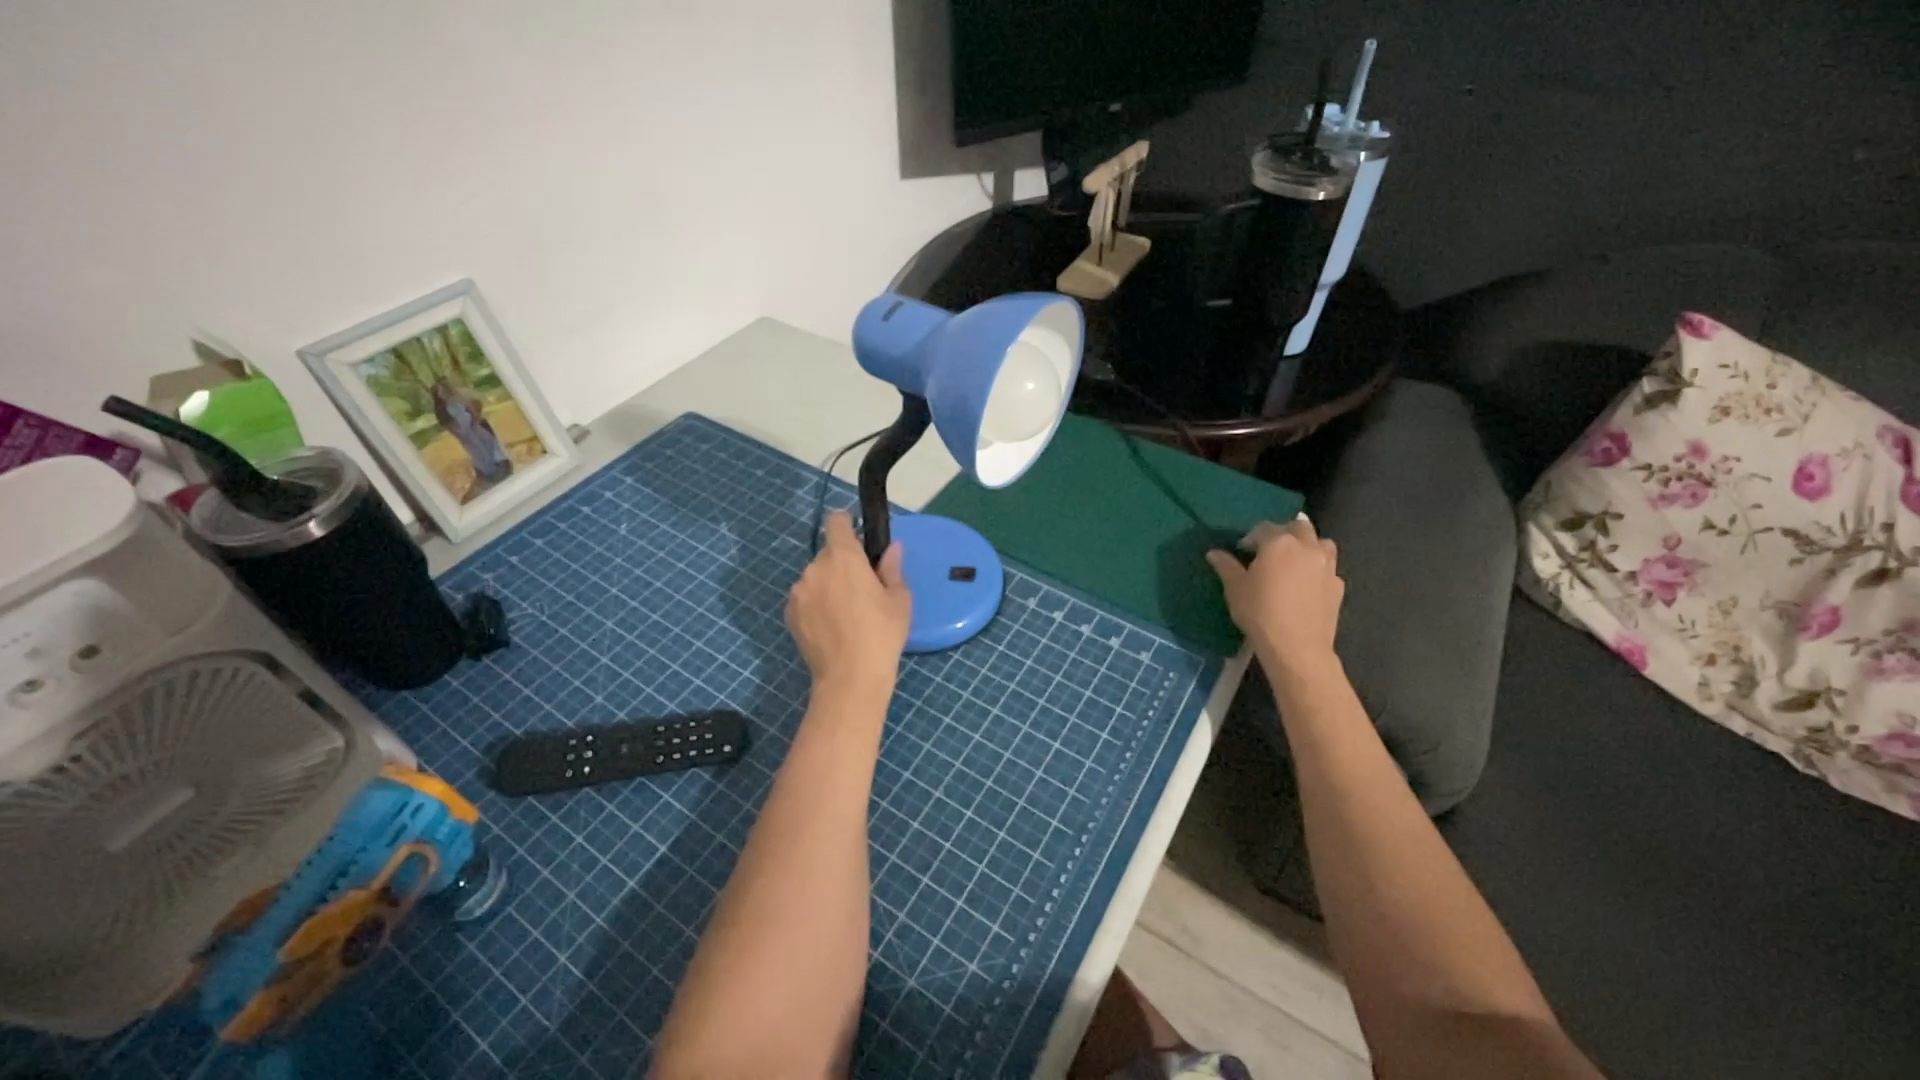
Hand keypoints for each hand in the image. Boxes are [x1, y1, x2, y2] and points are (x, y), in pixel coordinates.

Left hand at [787, 511, 912, 697]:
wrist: (850, 677)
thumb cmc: (882, 634)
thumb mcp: (899, 599)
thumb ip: (892, 568)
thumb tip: (892, 548)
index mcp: (843, 557)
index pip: (836, 521)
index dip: (847, 524)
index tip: (858, 538)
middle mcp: (815, 568)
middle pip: (828, 553)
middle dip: (843, 563)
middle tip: (862, 588)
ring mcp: (798, 591)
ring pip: (815, 577)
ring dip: (828, 584)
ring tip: (846, 612)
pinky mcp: (789, 613)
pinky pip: (805, 597)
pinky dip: (816, 603)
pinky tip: (831, 625)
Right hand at [1206, 517, 1344, 678]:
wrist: (1297, 647)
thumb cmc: (1260, 614)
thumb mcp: (1235, 590)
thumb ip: (1226, 567)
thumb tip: (1214, 553)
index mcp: (1279, 543)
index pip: (1263, 528)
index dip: (1250, 538)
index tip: (1241, 552)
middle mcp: (1307, 546)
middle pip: (1298, 526)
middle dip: (1284, 533)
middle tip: (1270, 551)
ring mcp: (1327, 565)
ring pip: (1321, 543)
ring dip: (1309, 545)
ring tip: (1295, 561)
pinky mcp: (1338, 585)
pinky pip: (1329, 568)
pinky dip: (1319, 570)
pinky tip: (1308, 585)